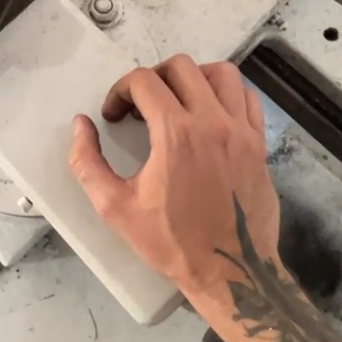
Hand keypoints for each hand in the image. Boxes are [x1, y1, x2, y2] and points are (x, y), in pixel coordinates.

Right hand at [70, 54, 280, 288]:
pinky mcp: (260, 145)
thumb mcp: (114, 207)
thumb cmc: (171, 242)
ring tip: (177, 102)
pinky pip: (247, 98)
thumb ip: (87, 162)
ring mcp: (242, 132)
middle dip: (152, 78)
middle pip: (181, 67)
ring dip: (193, 78)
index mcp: (175, 134)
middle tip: (141, 108)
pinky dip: (226, 94)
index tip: (114, 117)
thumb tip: (81, 125)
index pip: (143, 81)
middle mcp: (212, 122)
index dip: (120, 91)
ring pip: (220, 73)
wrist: (233, 274)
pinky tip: (210, 115)